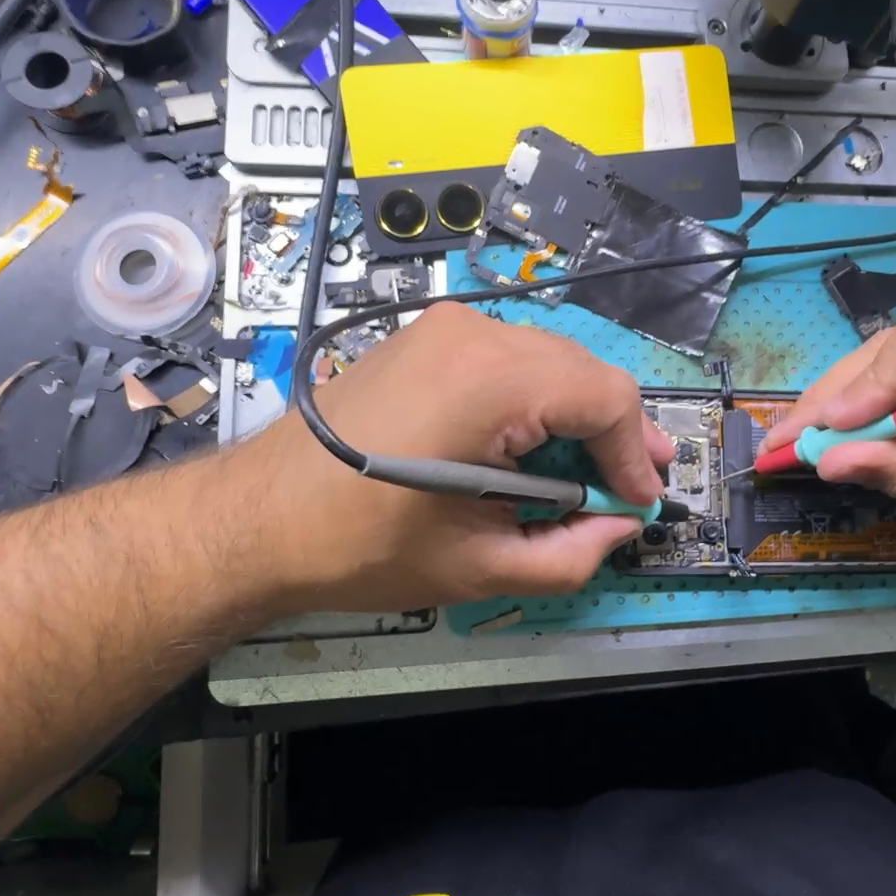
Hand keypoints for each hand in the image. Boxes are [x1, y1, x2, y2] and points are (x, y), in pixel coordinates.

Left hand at [241, 304, 673, 611]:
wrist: (255, 517)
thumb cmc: (359, 545)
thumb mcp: (479, 567)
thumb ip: (571, 553)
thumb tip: (620, 525)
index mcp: (491, 380)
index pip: (606, 396)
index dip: (634, 452)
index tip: (641, 499)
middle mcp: (474, 333)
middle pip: (584, 371)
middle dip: (615, 431)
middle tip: (635, 481)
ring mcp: (446, 328)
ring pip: (552, 362)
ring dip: (580, 415)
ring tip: (594, 467)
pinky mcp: (428, 338)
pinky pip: (511, 359)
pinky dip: (538, 401)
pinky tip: (538, 444)